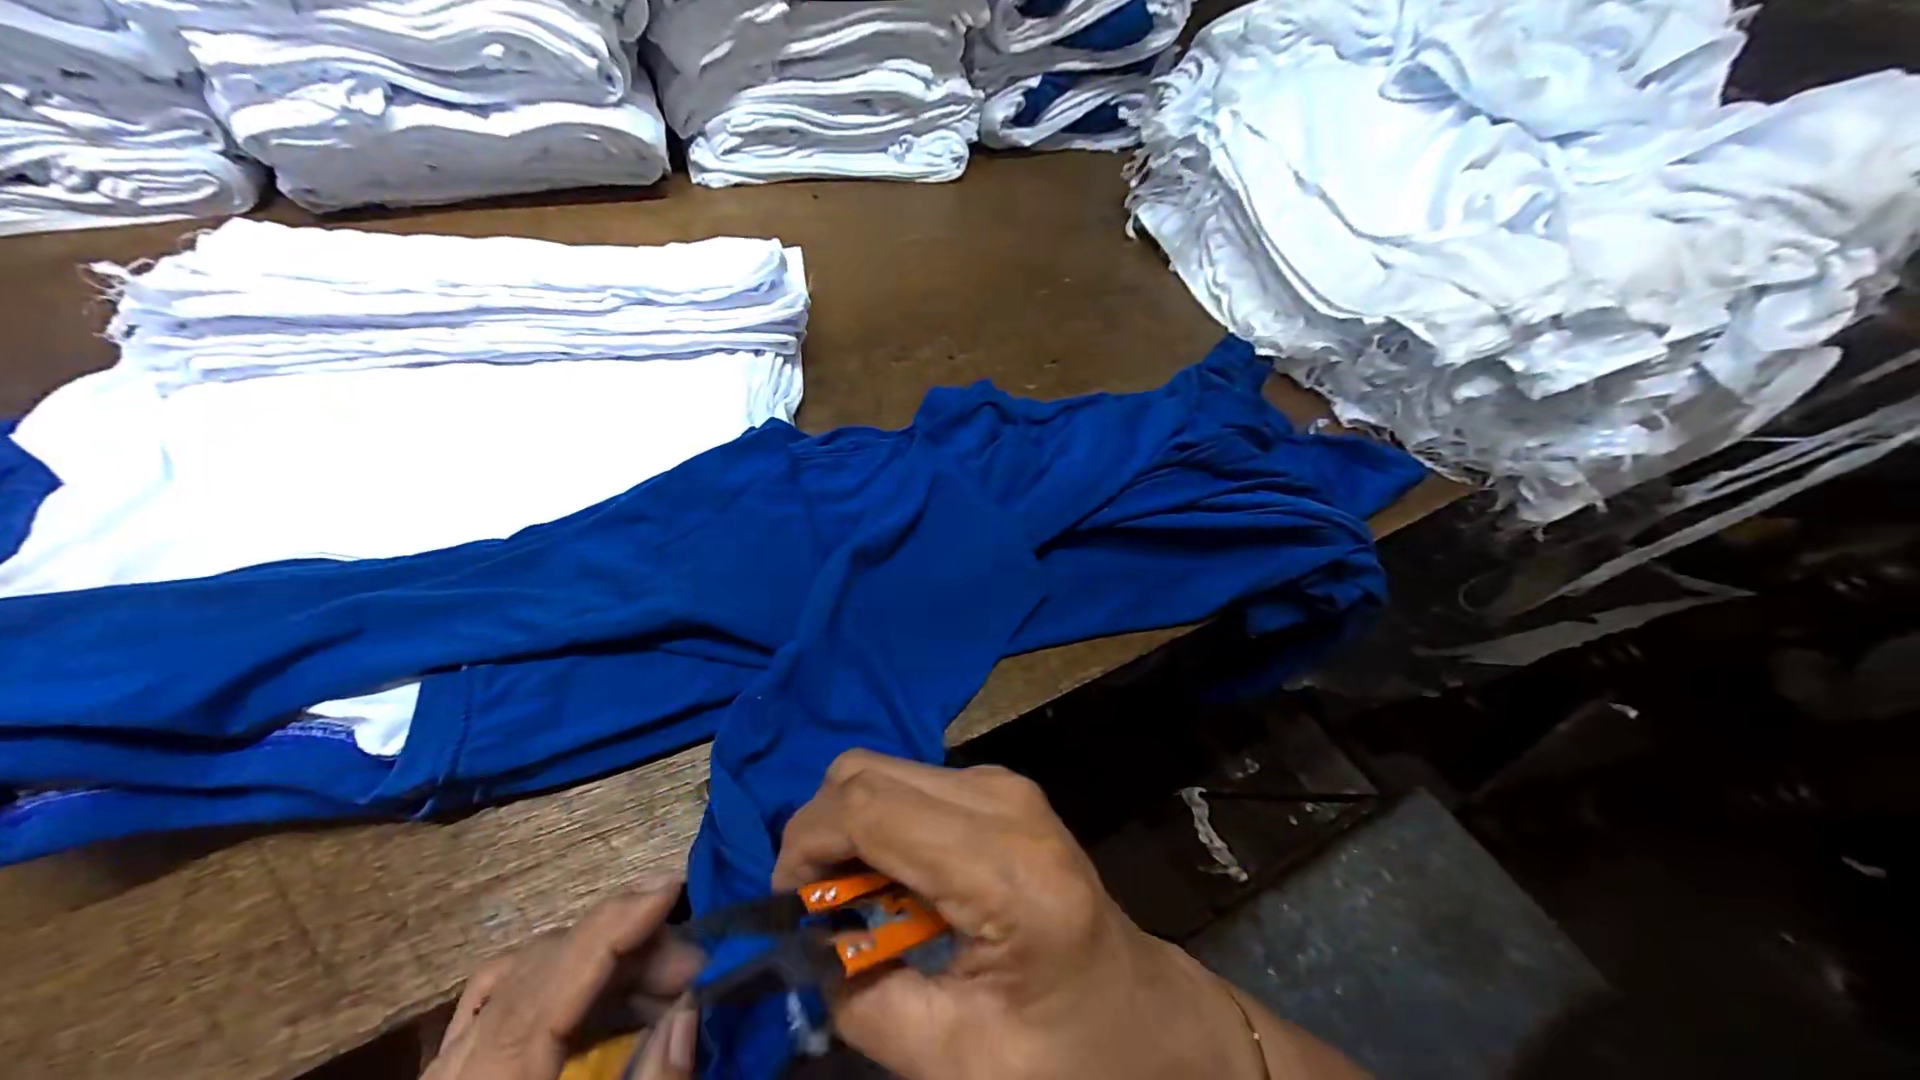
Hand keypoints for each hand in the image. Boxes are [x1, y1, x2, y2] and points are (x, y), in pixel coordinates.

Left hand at [425, 882, 704, 1079]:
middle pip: (547, 968)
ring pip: (529, 977)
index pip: (552, 977)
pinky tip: (607, 992)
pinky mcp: (457, 1075)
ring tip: (669, 984)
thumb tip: (691, 1006)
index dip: (614, 922)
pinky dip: (565, 982)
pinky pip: (503, 999)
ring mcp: (447, 1071)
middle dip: (632, 950)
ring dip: (608, 968)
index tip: (672, 886)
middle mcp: (456, 1068)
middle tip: (697, 967)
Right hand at [771, 751, 1273, 1079]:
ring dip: (850, 828)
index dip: (807, 846)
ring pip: (881, 769)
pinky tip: (898, 881)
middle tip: (819, 907)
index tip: (791, 907)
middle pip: (865, 772)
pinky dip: (881, 823)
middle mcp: (1002, 800)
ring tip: (859, 901)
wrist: (1143, 1011)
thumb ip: (863, 1001)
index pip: (869, 807)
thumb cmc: (1065, 1052)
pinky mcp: (1000, 785)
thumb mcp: (955, 1058)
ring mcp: (1004, 783)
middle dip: (820, 832)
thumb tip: (809, 938)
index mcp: (1004, 869)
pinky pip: (910, 782)